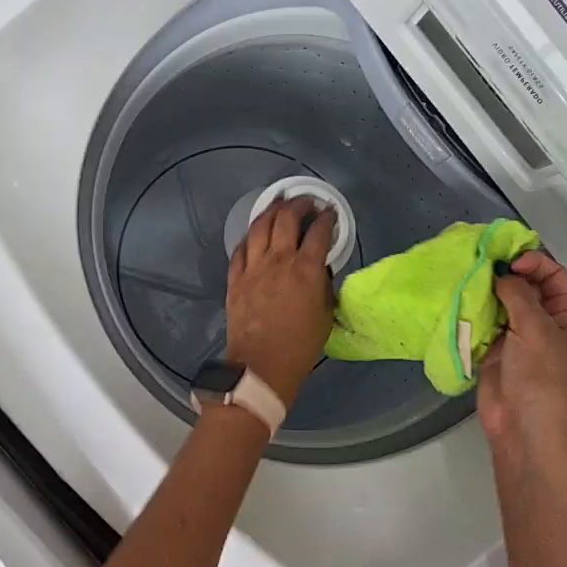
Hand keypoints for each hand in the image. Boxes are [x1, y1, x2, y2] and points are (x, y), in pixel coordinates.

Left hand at [225, 198, 337, 403]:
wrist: (262, 365)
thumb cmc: (300, 345)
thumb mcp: (325, 314)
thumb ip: (324, 286)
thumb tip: (319, 269)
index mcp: (306, 269)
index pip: (319, 231)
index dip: (327, 217)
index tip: (330, 213)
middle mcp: (279, 260)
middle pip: (286, 218)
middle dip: (299, 204)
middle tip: (306, 202)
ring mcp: (253, 267)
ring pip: (260, 225)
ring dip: (271, 209)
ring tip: (279, 203)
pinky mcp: (235, 278)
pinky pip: (241, 247)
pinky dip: (250, 235)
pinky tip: (255, 232)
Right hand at [478, 251, 566, 457]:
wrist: (526, 432)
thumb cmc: (543, 379)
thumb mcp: (536, 329)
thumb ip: (518, 294)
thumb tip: (499, 273)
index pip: (553, 274)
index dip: (533, 263)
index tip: (505, 262)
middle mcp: (545, 322)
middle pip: (524, 287)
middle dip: (502, 274)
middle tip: (475, 263)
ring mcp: (518, 338)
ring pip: (500, 304)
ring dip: (483, 293)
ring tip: (460, 278)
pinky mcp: (494, 352)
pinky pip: (481, 325)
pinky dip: (470, 313)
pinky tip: (454, 300)